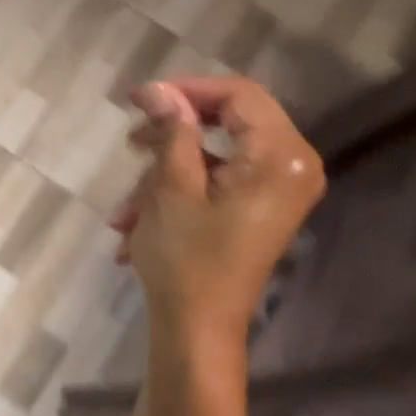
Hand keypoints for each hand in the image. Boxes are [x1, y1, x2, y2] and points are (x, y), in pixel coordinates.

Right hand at [112, 77, 325, 338]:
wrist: (198, 326)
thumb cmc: (185, 259)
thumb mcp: (171, 191)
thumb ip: (172, 133)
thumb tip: (158, 91)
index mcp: (280, 156)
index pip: (239, 96)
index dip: (186, 90)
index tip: (137, 99)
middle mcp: (293, 166)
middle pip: (230, 125)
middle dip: (171, 139)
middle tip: (128, 147)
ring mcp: (279, 191)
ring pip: (216, 159)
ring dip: (163, 177)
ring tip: (122, 213)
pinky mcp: (261, 210)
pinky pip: (219, 184)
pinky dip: (177, 195)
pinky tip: (137, 225)